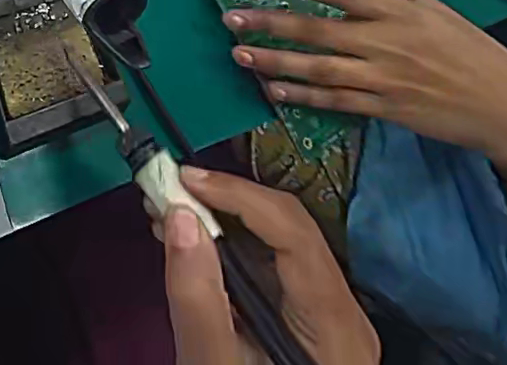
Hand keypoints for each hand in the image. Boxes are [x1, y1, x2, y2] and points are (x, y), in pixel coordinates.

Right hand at [161, 167, 377, 364]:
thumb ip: (197, 297)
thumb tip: (179, 214)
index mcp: (335, 326)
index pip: (292, 229)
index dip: (236, 193)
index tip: (182, 180)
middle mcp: (341, 311)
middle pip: (285, 227)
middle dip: (221, 200)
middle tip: (165, 190)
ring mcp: (325, 316)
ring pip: (272, 239)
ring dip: (217, 216)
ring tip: (165, 211)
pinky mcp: (303, 321)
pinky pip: (265, 262)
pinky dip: (222, 242)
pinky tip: (186, 241)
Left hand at [227, 0, 506, 191]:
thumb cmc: (475, 53)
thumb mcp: (440, 9)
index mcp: (397, 13)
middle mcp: (384, 43)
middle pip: (317, 31)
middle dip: (270, 24)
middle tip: (231, 19)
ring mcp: (383, 78)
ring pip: (318, 69)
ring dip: (276, 62)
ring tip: (240, 54)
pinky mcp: (385, 109)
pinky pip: (336, 102)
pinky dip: (304, 97)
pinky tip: (274, 90)